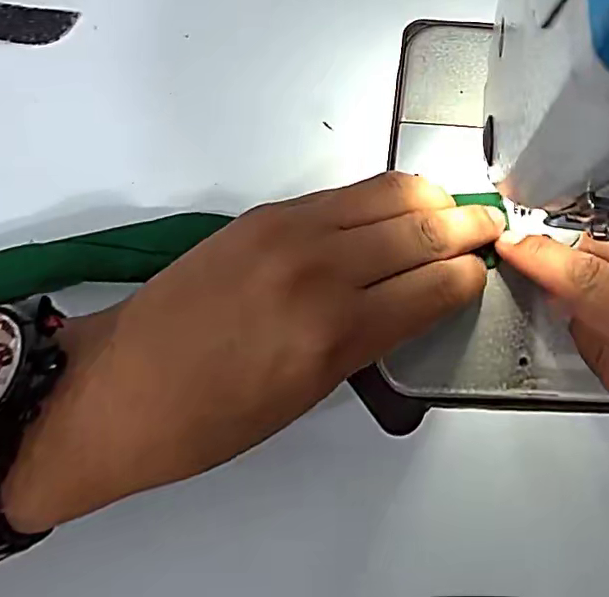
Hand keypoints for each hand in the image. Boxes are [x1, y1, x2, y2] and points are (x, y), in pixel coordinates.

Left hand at [3, 172, 502, 529]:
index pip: (435, 284)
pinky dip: (387, 195)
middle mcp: (320, 270)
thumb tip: (420, 293)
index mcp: (334, 333)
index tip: (483, 271)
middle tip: (491, 226)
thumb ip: (374, 334)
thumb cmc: (212, 418)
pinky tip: (399, 206)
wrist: (116, 387)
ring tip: (453, 209)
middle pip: (424, 227)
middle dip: (470, 225)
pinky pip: (348, 192)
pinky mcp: (269, 211)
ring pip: (392, 192)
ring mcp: (292, 229)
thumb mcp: (310, 393)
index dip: (470, 275)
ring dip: (434, 198)